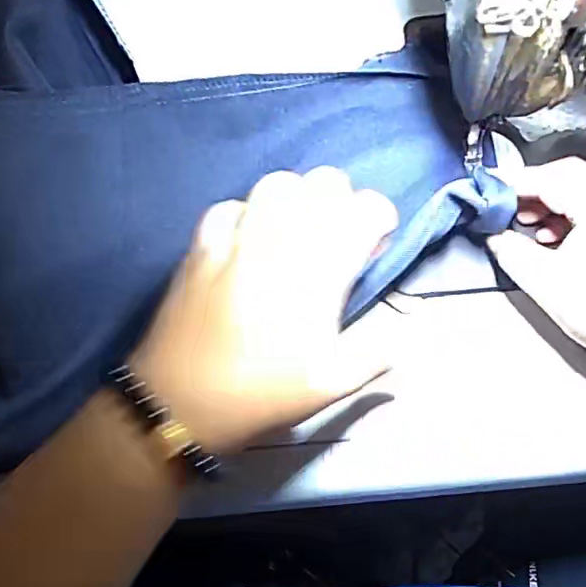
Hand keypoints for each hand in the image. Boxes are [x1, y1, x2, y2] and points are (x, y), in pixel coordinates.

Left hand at [127, 168, 397, 454]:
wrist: (181, 402)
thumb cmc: (263, 395)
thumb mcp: (330, 386)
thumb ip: (374, 355)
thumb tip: (404, 335)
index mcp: (318, 275)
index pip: (362, 212)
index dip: (379, 216)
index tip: (378, 239)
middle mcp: (280, 243)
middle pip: (323, 184)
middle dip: (344, 201)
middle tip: (344, 234)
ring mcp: (235, 239)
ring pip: (277, 184)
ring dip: (300, 198)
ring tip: (301, 229)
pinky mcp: (200, 246)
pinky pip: (232, 206)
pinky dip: (251, 212)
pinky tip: (252, 238)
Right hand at [485, 157, 585, 364]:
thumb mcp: (540, 277)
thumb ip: (509, 249)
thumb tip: (495, 236)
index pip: (550, 178)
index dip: (516, 184)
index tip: (495, 191)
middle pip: (569, 177)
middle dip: (534, 189)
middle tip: (507, 203)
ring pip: (582, 194)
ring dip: (550, 204)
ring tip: (525, 224)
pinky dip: (567, 218)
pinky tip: (550, 240)